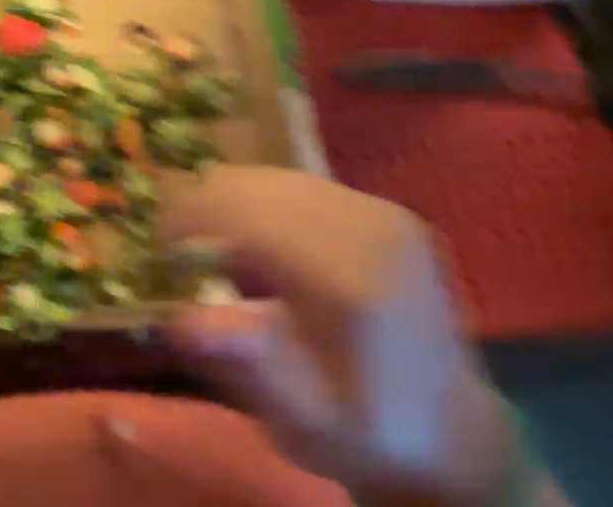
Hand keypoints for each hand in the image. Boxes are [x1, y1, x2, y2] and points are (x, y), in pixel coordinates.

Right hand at [148, 166, 520, 506]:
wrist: (454, 435)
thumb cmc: (364, 432)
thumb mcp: (302, 422)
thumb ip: (249, 364)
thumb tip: (180, 320)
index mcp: (351, 277)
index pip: (247, 212)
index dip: (189, 219)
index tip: (158, 253)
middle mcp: (370, 228)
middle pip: (254, 186)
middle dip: (200, 208)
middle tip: (175, 253)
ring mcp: (382, 212)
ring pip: (271, 177)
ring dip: (227, 204)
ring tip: (209, 248)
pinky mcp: (384, 211)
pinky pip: (296, 185)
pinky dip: (258, 204)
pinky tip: (253, 244)